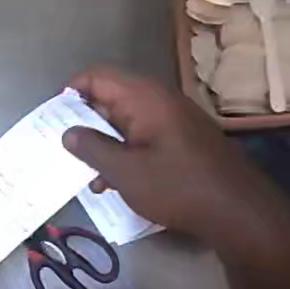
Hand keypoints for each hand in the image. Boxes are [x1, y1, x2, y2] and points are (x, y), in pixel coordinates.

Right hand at [61, 66, 289, 258]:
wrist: (237, 211)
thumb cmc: (177, 187)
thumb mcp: (124, 171)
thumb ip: (91, 148)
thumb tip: (68, 132)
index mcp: (144, 99)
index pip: (97, 77)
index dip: (70, 93)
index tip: (52, 119)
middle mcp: (159, 102)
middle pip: (109, 99)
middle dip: (83, 122)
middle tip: (62, 149)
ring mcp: (172, 121)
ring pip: (123, 122)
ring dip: (101, 144)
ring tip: (86, 174)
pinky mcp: (179, 141)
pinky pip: (140, 137)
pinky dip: (121, 154)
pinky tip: (112, 182)